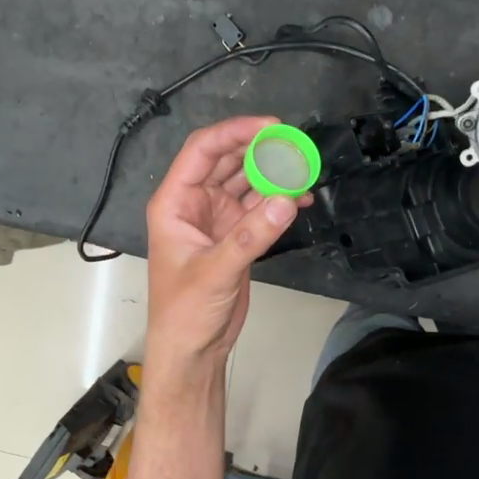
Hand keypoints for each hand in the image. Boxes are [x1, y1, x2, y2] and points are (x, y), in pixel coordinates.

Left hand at [143, 117, 307, 370]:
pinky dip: (279, 200)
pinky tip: (301, 198)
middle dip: (259, 149)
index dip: (234, 132)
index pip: (203, 151)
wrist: (192, 351)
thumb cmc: (184, 312)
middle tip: (295, 145)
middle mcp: (194, 204)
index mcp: (174, 202)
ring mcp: (216, 218)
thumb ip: (250, 237)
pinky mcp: (235, 236)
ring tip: (303, 169)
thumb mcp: (214, 273)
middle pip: (227, 160)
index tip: (271, 127)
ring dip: (272, 173)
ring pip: (246, 181)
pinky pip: (259, 207)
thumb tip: (287, 199)